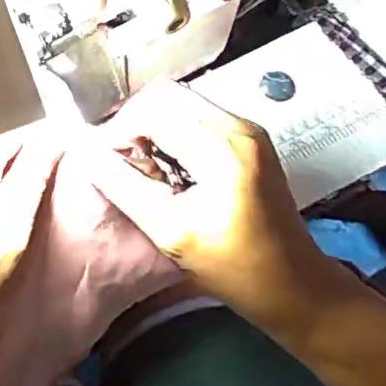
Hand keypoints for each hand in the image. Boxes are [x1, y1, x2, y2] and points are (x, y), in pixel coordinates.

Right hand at [63, 81, 338, 334]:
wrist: (298, 288)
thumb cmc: (239, 269)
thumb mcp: (172, 233)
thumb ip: (126, 189)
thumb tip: (88, 156)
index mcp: (223, 143)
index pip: (153, 108)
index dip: (119, 129)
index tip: (104, 158)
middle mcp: (238, 124)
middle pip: (168, 97)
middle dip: (134, 123)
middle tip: (117, 159)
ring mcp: (246, 130)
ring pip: (181, 105)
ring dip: (153, 128)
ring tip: (138, 166)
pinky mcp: (248, 142)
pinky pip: (198, 120)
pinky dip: (173, 135)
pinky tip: (164, 168)